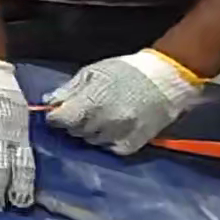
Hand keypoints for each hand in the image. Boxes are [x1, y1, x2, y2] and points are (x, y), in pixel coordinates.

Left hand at [45, 49, 203, 155]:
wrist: (170, 76)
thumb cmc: (126, 71)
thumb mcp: (90, 73)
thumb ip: (68, 90)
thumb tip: (49, 103)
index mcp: (90, 103)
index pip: (60, 120)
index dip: (55, 117)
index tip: (58, 112)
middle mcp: (105, 121)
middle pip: (75, 131)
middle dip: (73, 123)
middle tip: (80, 114)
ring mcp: (123, 131)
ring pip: (93, 140)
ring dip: (90, 132)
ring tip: (98, 120)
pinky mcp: (140, 139)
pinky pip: (116, 148)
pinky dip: (109, 142)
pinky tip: (111, 131)